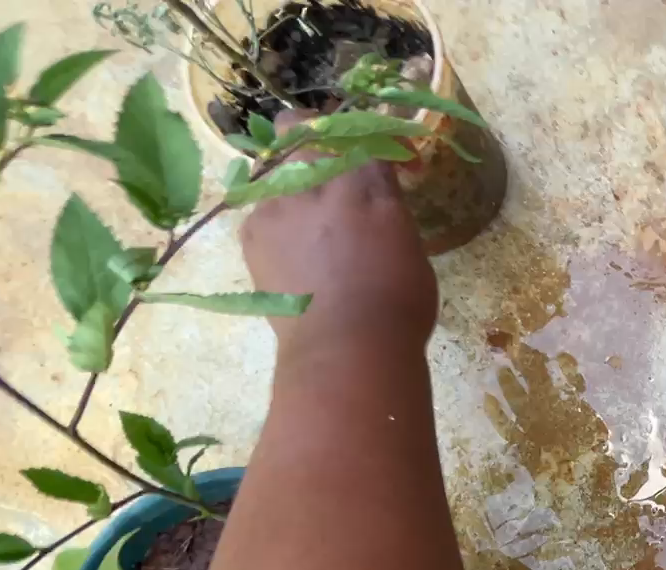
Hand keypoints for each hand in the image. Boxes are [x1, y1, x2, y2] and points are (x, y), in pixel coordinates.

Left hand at [239, 111, 438, 359]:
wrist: (348, 345)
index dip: (387, 144)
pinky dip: (284, 220)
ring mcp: (277, 206)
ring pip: (277, 169)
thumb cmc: (400, 308)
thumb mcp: (412, 255)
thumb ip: (390, 218)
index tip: (403, 163)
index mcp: (369, 191)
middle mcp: (318, 186)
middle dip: (320, 135)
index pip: (371, 140)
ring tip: (318, 219)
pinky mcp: (252, 232)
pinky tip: (302, 252)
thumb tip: (379, 209)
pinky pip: (264, 210)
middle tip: (338, 161)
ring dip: (299, 184)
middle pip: (301, 129)